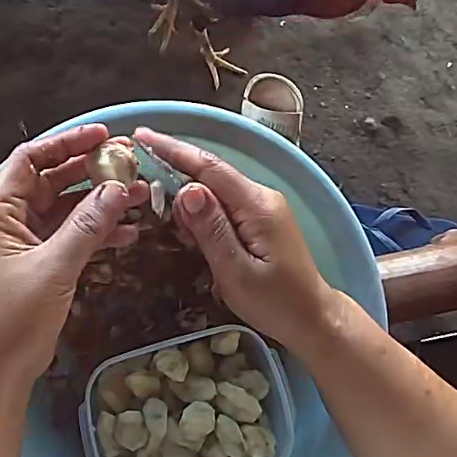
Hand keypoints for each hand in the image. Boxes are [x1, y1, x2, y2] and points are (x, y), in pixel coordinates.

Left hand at [0, 124, 147, 393]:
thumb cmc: (10, 320)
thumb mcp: (53, 267)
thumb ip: (88, 225)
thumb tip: (119, 189)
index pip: (31, 159)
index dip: (67, 143)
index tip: (104, 137)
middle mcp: (10, 221)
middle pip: (53, 181)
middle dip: (91, 172)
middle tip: (129, 166)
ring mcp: (25, 245)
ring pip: (66, 211)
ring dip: (99, 204)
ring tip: (138, 199)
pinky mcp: (40, 266)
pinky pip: (70, 238)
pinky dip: (96, 233)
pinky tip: (126, 235)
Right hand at [134, 127, 343, 349]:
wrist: (313, 319)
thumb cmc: (276, 303)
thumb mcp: (236, 273)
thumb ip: (211, 230)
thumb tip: (187, 190)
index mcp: (257, 205)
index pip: (209, 167)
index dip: (173, 150)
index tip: (142, 136)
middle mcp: (260, 196)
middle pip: (209, 174)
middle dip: (176, 181)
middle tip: (156, 209)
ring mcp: (262, 205)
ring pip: (214, 190)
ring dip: (190, 205)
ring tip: (184, 237)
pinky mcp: (259, 217)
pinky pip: (223, 204)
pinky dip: (202, 214)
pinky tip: (196, 236)